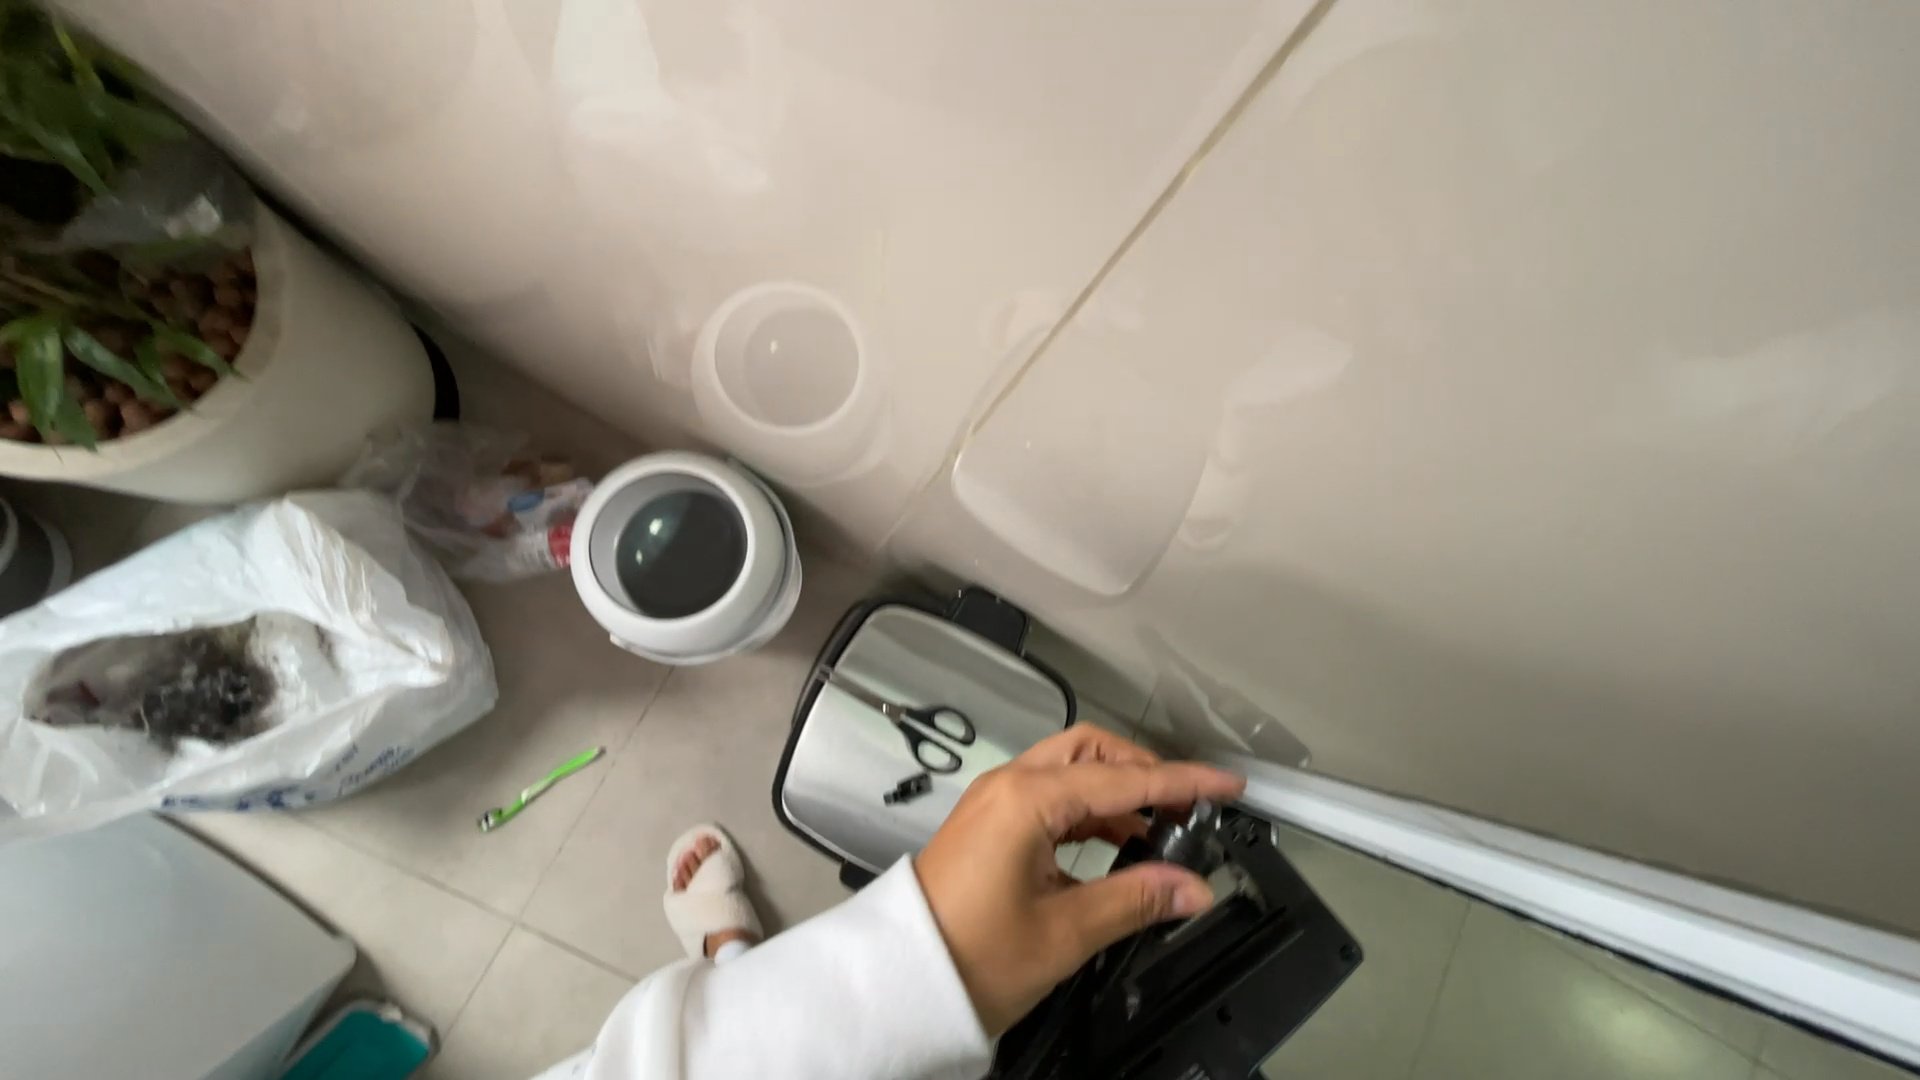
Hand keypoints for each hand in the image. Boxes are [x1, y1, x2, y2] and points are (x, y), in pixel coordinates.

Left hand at [913, 725, 1244, 1035]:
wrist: (903, 978)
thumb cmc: (975, 955)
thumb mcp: (1064, 932)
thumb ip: (1134, 900)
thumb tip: (1194, 888)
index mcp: (1026, 800)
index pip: (1121, 779)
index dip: (1180, 782)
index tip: (1226, 783)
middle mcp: (1009, 784)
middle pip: (1090, 751)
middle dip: (1141, 769)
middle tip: (1186, 803)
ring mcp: (996, 798)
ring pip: (1068, 769)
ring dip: (1115, 788)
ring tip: (1160, 828)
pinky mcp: (991, 819)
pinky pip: (1050, 795)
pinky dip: (1088, 808)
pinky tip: (1117, 840)